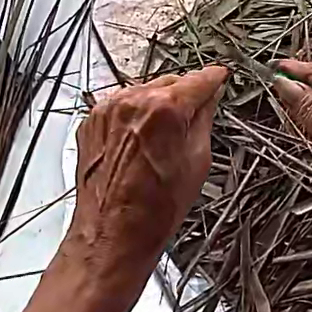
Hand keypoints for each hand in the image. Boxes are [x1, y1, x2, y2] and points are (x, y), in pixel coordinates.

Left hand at [13, 66, 228, 311]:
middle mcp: (133, 102)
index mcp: (165, 108)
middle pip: (170, 82)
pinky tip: (140, 143)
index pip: (198, 79)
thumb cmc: (153, 210)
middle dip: (184, 96)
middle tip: (192, 120)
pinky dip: (134, 115)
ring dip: (157, 104)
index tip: (219, 77)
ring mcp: (108, 110)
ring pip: (144, 91)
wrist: (112, 234)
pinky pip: (121, 105)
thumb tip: (208, 98)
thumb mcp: (198, 162)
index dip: (214, 79)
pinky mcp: (92, 121)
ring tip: (162, 139)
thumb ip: (204, 120)